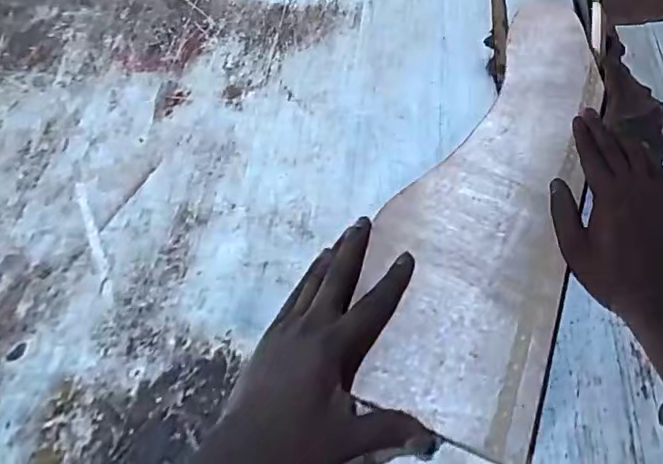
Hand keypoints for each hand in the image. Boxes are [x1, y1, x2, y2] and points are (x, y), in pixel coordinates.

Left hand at [199, 218, 436, 463]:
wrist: (234, 461)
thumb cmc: (292, 447)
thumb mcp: (344, 441)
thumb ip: (386, 430)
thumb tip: (427, 436)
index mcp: (332, 346)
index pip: (371, 306)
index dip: (392, 281)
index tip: (406, 255)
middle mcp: (309, 328)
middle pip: (335, 279)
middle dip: (352, 249)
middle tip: (362, 221)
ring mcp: (284, 332)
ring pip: (310, 284)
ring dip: (326, 260)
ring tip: (336, 241)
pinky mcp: (266, 342)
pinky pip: (290, 301)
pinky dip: (304, 283)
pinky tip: (306, 281)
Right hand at [549, 109, 662, 332]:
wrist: (658, 298)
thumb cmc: (612, 279)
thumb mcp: (577, 253)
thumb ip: (564, 215)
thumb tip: (557, 184)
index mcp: (609, 195)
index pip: (593, 157)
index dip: (583, 137)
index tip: (577, 120)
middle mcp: (633, 186)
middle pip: (614, 149)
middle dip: (599, 129)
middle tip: (589, 112)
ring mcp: (653, 192)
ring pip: (637, 154)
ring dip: (622, 138)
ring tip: (611, 127)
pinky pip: (656, 167)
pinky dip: (646, 154)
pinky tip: (640, 151)